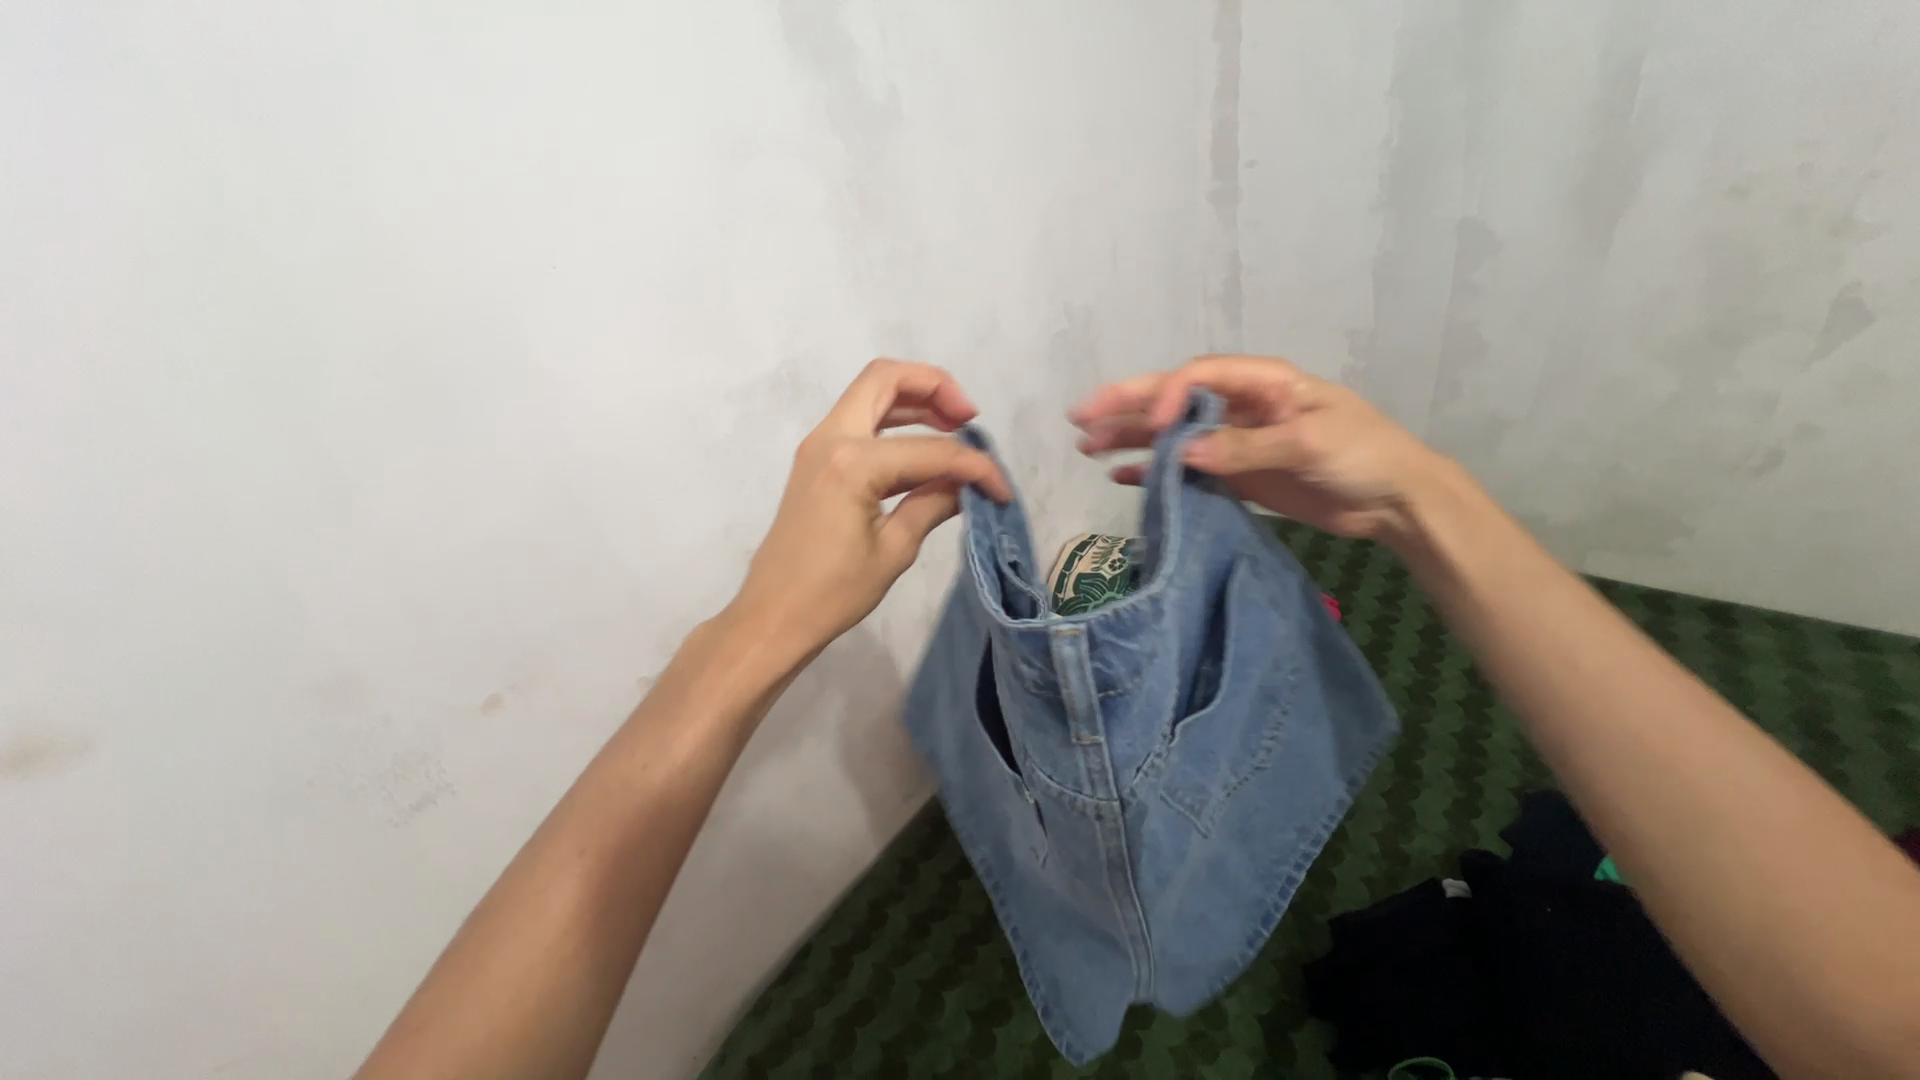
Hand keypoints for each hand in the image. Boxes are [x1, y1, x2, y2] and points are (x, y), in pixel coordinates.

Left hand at [732, 359, 1011, 653]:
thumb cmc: (834, 592)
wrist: (774, 615)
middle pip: (886, 378)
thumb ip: (933, 503)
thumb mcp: (895, 550)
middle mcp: (831, 438)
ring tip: (954, 426)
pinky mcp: (817, 460)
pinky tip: (924, 449)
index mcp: (853, 463)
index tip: (1001, 490)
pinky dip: (894, 421)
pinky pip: (860, 420)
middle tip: (969, 417)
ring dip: (915, 399)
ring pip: (871, 393)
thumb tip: (968, 486)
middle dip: (935, 387)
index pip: (930, 450)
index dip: (974, 466)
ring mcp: (819, 445)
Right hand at [1069, 354, 1445, 545]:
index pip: (1198, 376)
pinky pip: (1184, 469)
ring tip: (1087, 447)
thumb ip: (1245, 446)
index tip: (1153, 427)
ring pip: (1170, 435)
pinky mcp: (1233, 474)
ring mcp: (1232, 441)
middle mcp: (1239, 405)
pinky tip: (1122, 477)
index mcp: (1261, 383)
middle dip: (1126, 407)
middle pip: (1172, 400)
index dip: (1167, 395)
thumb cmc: (1363, 455)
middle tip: (1080, 418)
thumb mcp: (1309, 443)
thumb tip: (1182, 453)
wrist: (1393, 501)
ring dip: (1129, 439)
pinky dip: (1154, 472)